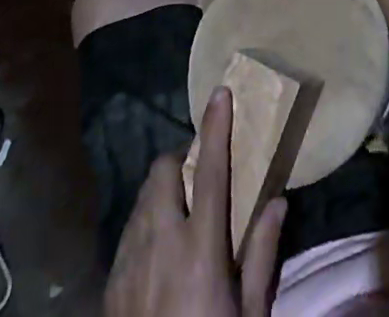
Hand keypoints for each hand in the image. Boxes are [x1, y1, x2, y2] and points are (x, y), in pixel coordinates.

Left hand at [106, 89, 287, 316]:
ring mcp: (130, 253)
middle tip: (201, 177)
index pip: (210, 171)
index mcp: (200, 248)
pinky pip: (130, 226)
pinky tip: (162, 248)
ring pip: (143, 195)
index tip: (221, 94)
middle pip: (163, 170)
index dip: (216, 128)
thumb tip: (276, 202)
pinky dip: (148, 220)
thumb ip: (262, 254)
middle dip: (181, 161)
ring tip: (185, 214)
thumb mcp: (250, 315)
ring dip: (164, 190)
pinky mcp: (113, 273)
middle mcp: (159, 238)